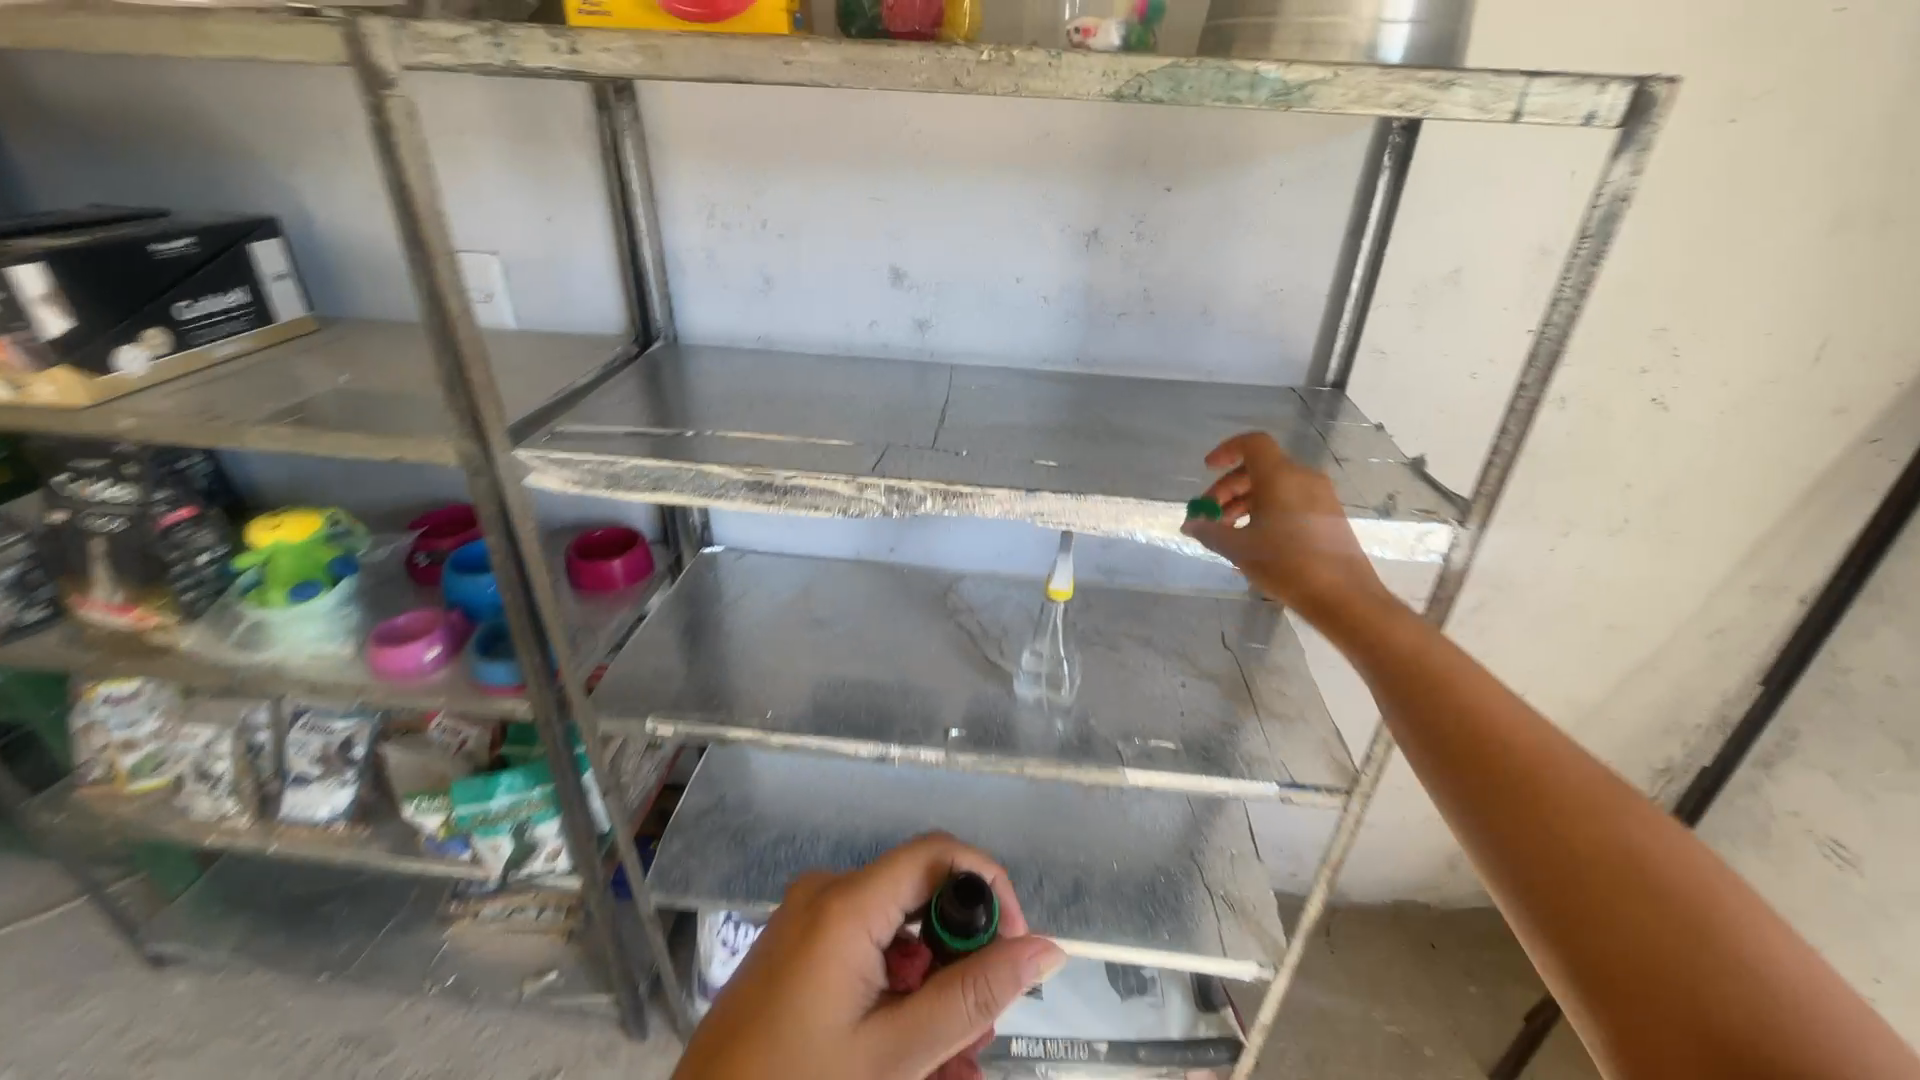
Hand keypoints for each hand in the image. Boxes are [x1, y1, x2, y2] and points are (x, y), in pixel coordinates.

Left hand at [674, 833, 1067, 1079]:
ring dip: (935, 990)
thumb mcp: (895, 1054)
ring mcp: (808, 923)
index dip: (988, 891)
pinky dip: (900, 994)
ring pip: (900, 935)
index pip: (940, 854)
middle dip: (962, 961)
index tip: (1012, 955)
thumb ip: (973, 997)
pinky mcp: (798, 951)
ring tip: (952, 1061)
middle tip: (978, 1033)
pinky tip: (914, 1054)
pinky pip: (869, 954)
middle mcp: (826, 894)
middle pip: (923, 899)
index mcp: (845, 902)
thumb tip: (1048, 948)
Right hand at [1183, 431, 1397, 621]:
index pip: (1252, 444)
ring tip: (1229, 532)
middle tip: (1210, 514)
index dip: (1226, 451)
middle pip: (1259, 468)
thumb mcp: (1239, 549)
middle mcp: (1302, 478)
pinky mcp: (1328, 515)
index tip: (1207, 470)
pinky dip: (1268, 510)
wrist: (1344, 595)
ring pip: (1275, 486)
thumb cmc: (1286, 564)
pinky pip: (1291, 500)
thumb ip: (1210, 531)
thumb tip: (1190, 525)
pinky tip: (1255, 540)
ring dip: (1246, 502)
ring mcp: (1320, 496)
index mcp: (1280, 476)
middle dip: (1228, 488)